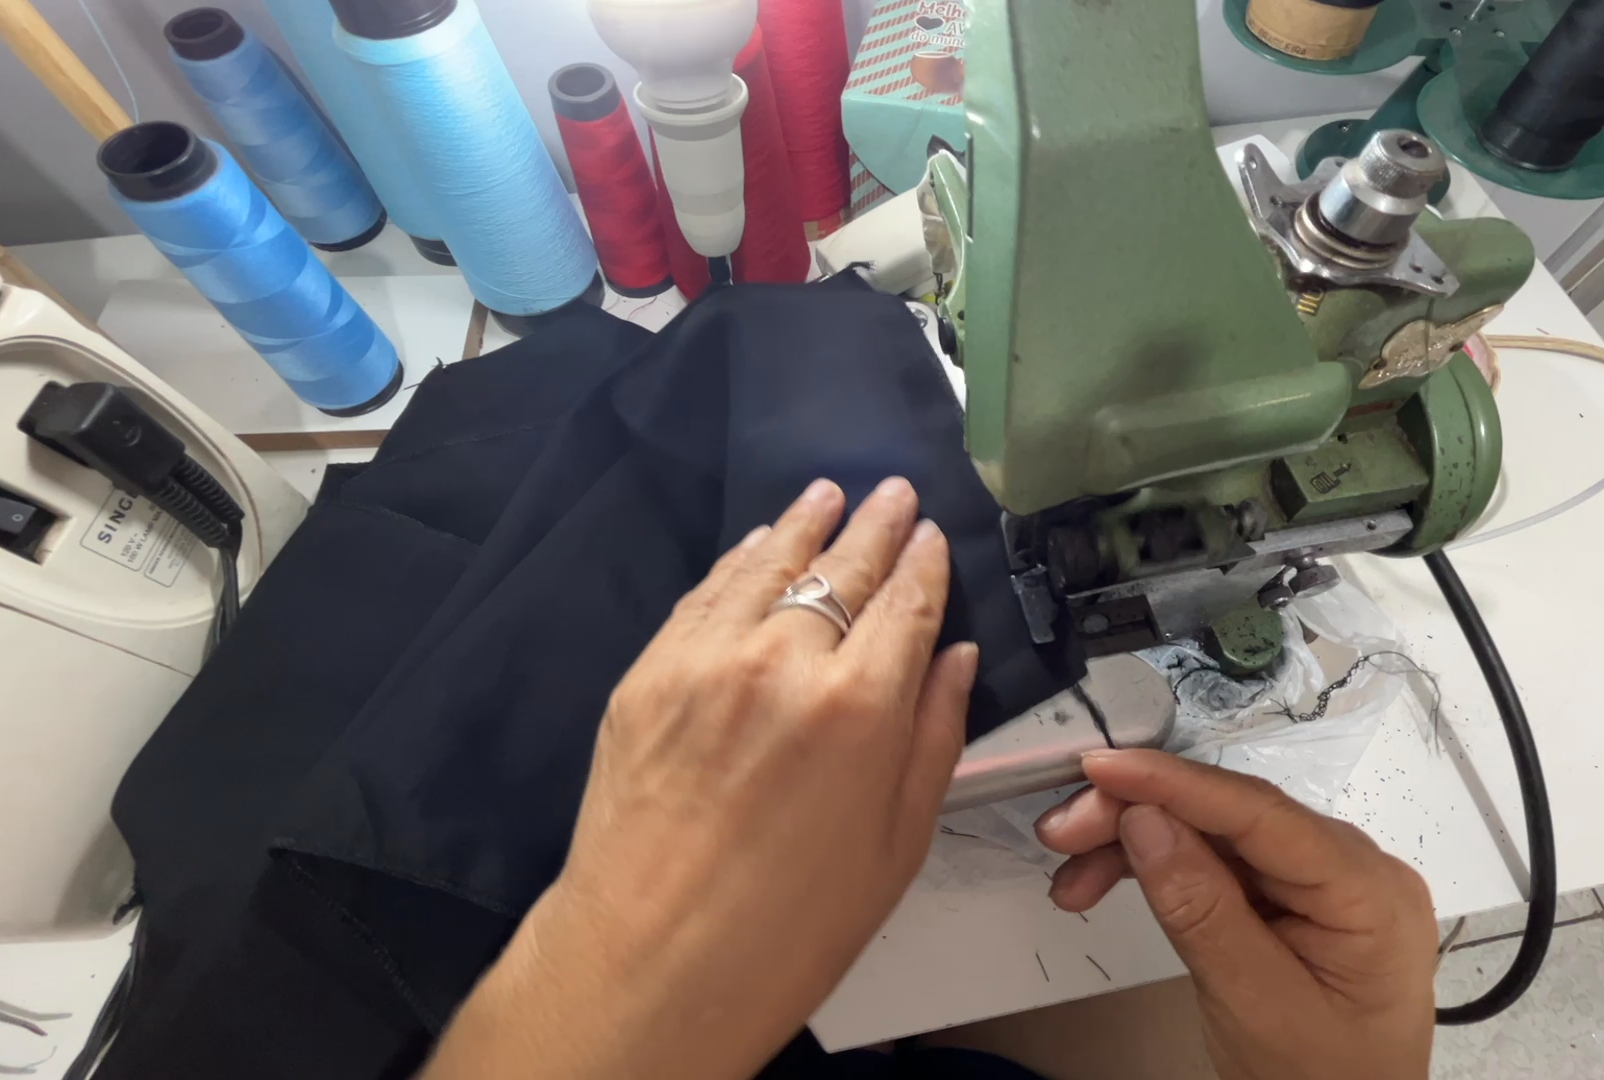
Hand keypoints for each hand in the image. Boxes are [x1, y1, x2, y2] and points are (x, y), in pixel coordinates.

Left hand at [421, 477, 976, 1079]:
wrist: (649, 962)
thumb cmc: (795, 921)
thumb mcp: (899, 840)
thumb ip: (935, 732)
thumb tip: (955, 653)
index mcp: (858, 706)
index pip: (905, 604)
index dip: (924, 563)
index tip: (932, 534)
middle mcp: (784, 661)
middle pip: (844, 569)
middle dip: (876, 525)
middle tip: (894, 491)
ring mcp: (709, 657)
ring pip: (770, 563)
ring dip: (806, 522)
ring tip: (829, 491)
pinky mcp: (652, 668)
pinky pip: (707, 592)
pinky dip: (740, 559)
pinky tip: (759, 541)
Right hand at [1034, 751, 1435, 1079]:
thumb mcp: (1256, 1008)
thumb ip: (1201, 910)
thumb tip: (1141, 819)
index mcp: (1364, 887)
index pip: (1257, 811)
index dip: (1171, 781)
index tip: (1098, 766)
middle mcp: (1337, 861)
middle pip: (1218, 814)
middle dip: (1133, 815)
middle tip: (1058, 832)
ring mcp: (1301, 874)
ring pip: (1196, 830)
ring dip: (1124, 843)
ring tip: (1066, 875)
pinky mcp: (1268, 889)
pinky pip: (1195, 857)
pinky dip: (1139, 867)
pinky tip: (1091, 883)